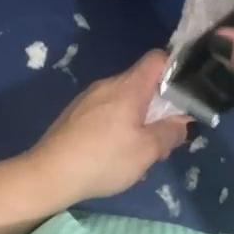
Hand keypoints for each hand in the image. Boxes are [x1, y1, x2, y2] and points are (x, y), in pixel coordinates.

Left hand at [24, 51, 191, 202]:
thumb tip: (184, 122)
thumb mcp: (147, 151)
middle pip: (141, 85)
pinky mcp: (73, 116)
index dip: (176, 70)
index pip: (157, 59)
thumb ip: (170, 133)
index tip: (185, 96)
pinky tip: (113, 157)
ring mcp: (86, 100)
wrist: (49, 174)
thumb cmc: (104, 159)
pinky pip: (104, 115)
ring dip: (136, 124)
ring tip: (138, 155)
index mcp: (128, 87)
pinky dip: (115, 130)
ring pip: (122, 103)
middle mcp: (107, 85)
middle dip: (157, 108)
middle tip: (162, 138)